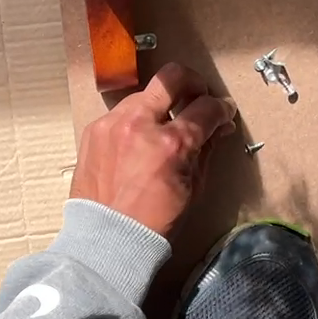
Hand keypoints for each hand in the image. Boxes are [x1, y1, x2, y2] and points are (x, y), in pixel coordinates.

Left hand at [70, 62, 235, 237]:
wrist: (106, 241)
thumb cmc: (155, 222)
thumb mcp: (193, 188)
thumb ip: (207, 149)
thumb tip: (219, 126)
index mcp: (171, 143)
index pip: (206, 108)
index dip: (221, 109)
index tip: (223, 112)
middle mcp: (140, 124)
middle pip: (173, 77)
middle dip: (193, 83)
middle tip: (198, 97)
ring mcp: (113, 123)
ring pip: (145, 94)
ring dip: (160, 105)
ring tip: (164, 127)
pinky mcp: (94, 129)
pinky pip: (122, 113)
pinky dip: (136, 121)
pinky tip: (138, 142)